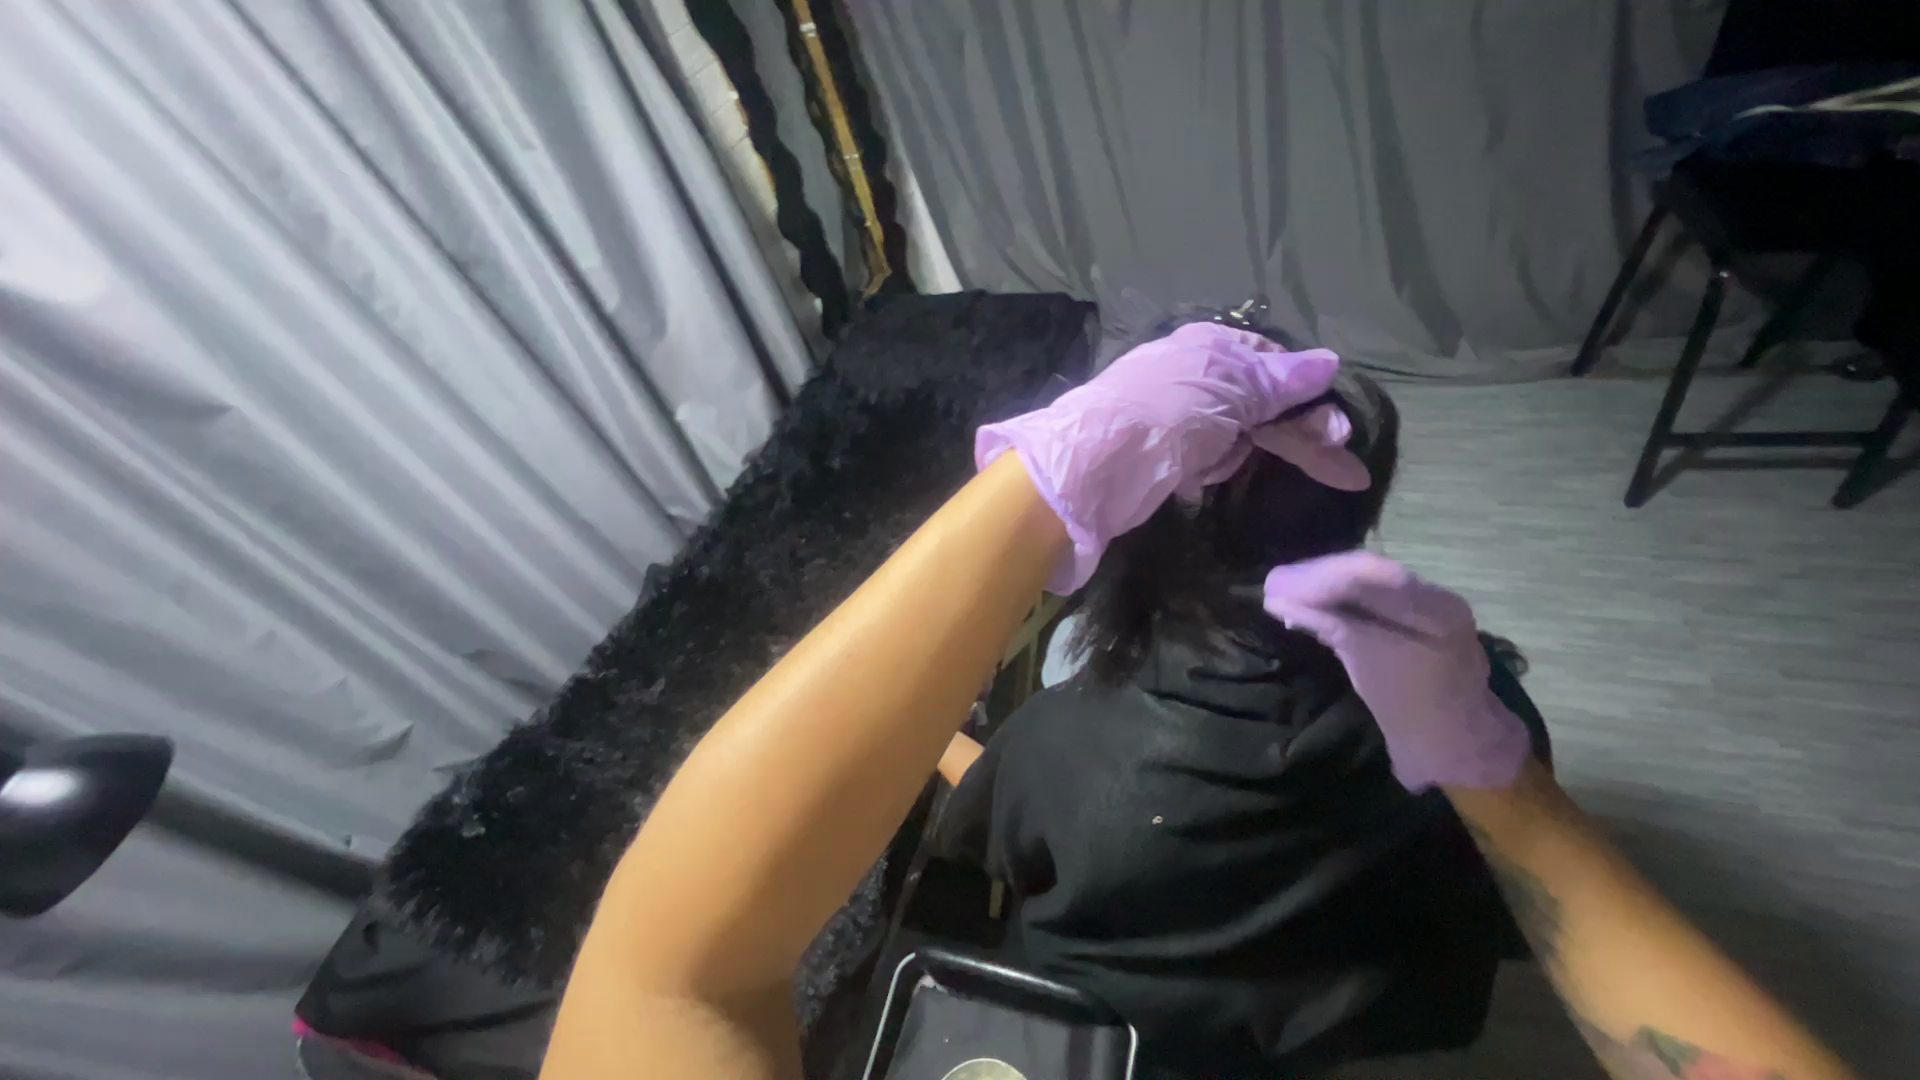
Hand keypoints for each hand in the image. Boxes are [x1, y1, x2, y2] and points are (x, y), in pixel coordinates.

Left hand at [977, 322, 1340, 592]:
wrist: (1088, 465)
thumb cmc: (1165, 413)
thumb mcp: (1230, 387)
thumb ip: (1279, 380)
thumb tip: (1330, 361)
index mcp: (1210, 345)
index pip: (1274, 363)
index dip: (1307, 397)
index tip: (1337, 433)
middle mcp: (1193, 374)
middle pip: (1261, 403)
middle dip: (1297, 435)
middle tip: (1344, 472)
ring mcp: (1174, 415)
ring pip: (1235, 436)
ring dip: (1239, 455)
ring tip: (1210, 465)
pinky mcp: (1159, 453)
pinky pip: (1205, 459)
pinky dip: (1208, 470)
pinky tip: (1191, 479)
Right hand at [1260, 552, 1530, 790]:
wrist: (1452, 742)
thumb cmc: (1413, 709)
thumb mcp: (1368, 666)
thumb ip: (1328, 626)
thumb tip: (1276, 600)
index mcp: (1435, 607)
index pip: (1371, 574)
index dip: (1319, 576)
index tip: (1277, 587)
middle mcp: (1431, 595)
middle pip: (1365, 570)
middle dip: (1314, 576)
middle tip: (1272, 584)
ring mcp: (1421, 605)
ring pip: (1362, 580)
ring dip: (1319, 584)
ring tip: (1281, 593)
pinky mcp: (1407, 617)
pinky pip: (1365, 596)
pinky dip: (1331, 597)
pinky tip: (1305, 605)